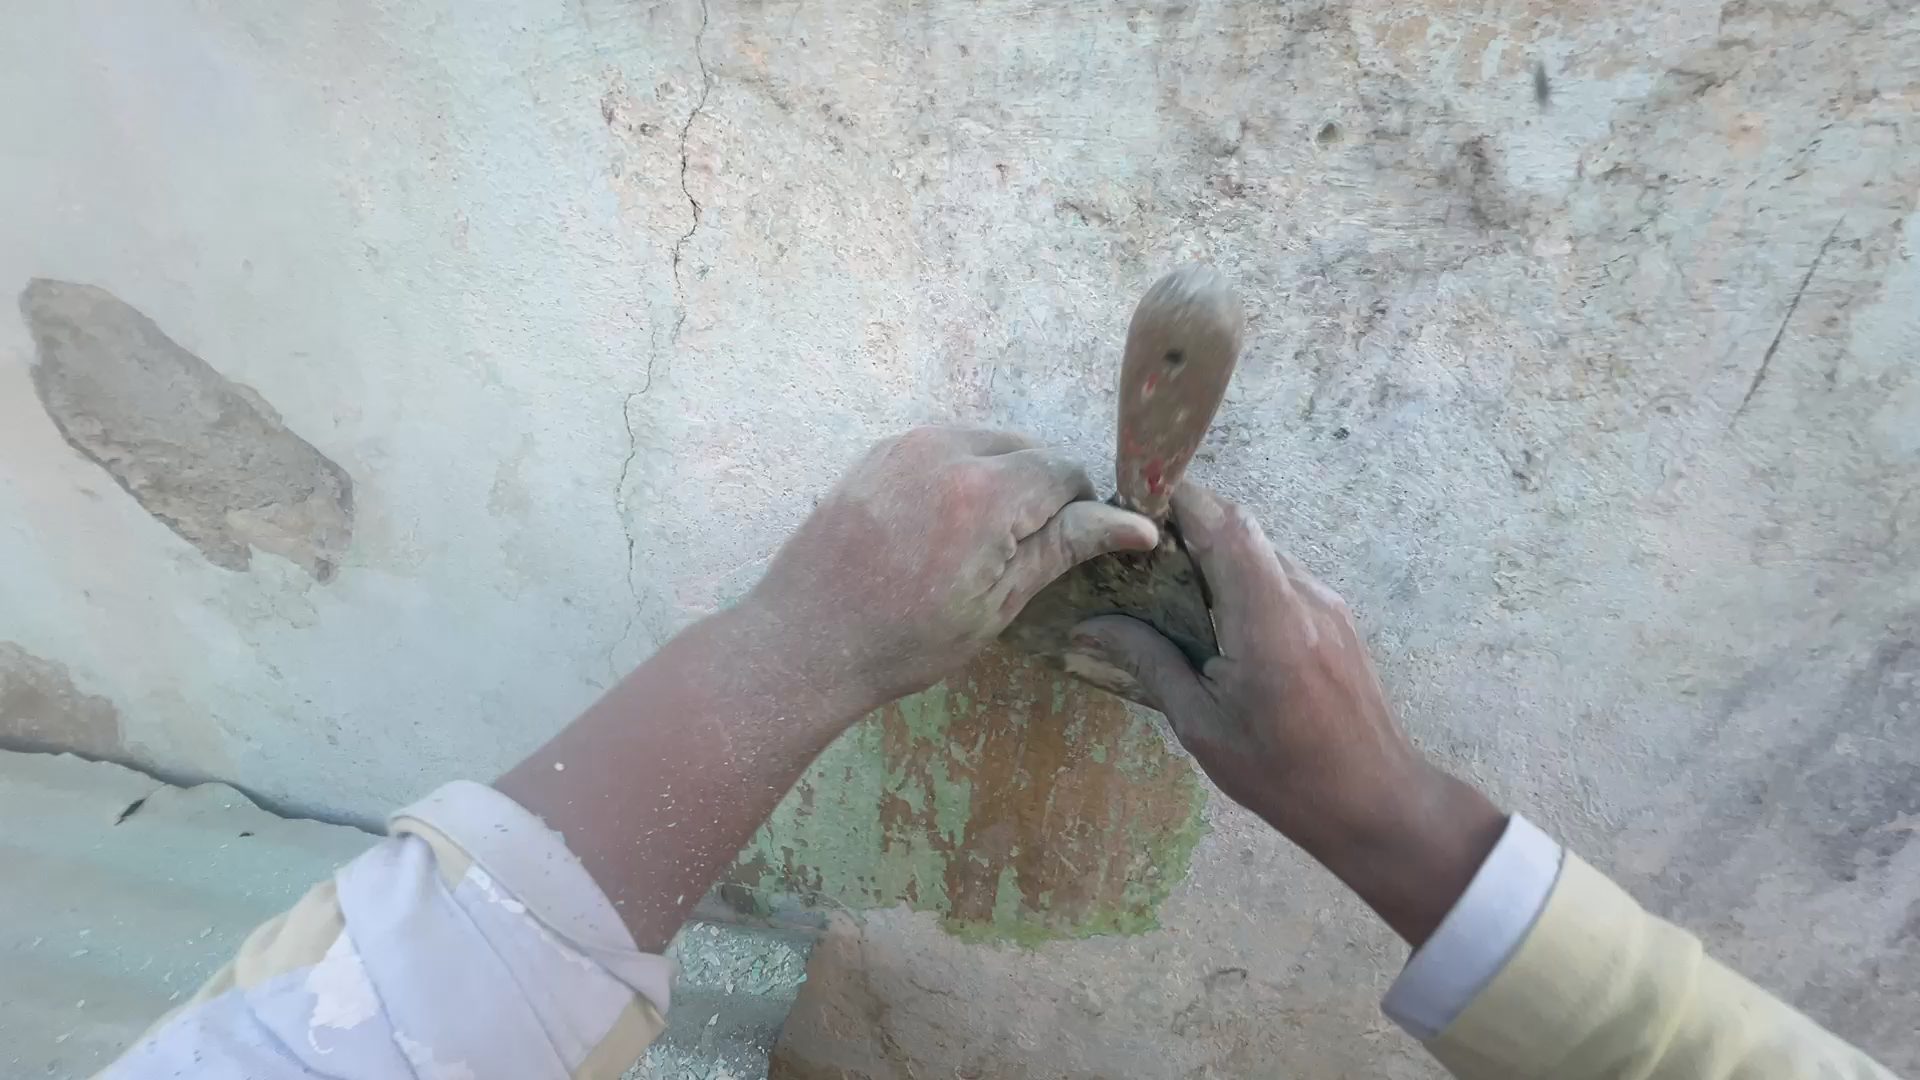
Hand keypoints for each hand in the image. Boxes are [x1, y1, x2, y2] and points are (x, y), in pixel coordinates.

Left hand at [742, 426, 1158, 712]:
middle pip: (1025, 449)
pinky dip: (956, 473)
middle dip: (1036, 490)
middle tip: (1012, 549)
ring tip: (970, 538)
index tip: (1060, 546)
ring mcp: (903, 444)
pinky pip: (939, 447)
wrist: (805, 640)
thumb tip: (1137, 524)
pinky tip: (934, 522)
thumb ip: (1063, 548)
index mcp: (987, 490)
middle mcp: (946, 448)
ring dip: (996, 478)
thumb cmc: (906, 639)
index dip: (1076, 509)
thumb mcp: (997, 603)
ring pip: (983, 443)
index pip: (1065, 472)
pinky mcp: (875, 452)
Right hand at [1069, 484, 1504, 944]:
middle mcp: (1303, 594)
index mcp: (1268, 620)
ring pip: (1259, 542)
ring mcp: (1326, 599)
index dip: (1178, 501)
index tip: (1130, 505)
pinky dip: (1236, 566)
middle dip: (1186, 517)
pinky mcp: (1334, 612)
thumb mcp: (1200, 725)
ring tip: (1164, 571)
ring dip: (1211, 542)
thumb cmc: (1282, 774)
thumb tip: (1090, 626)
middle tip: (1135, 542)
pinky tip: (1209, 603)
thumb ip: (1149, 661)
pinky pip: (1275, 567)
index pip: (1224, 527)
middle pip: (1241, 525)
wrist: (1379, 804)